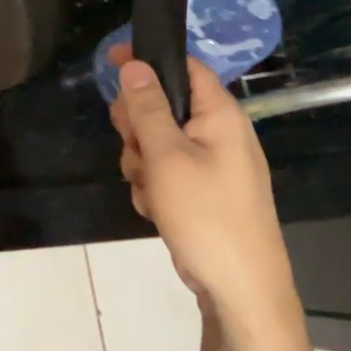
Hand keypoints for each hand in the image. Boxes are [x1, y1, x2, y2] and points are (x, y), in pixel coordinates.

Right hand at [108, 44, 297, 320]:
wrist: (240, 290)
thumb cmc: (206, 215)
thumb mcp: (166, 156)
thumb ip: (147, 108)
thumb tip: (134, 64)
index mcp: (220, 116)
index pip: (185, 66)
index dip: (148, 60)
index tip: (110, 61)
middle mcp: (219, 134)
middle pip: (163, 106)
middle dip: (138, 127)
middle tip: (134, 147)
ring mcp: (212, 165)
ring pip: (157, 143)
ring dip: (142, 163)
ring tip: (152, 190)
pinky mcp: (203, 192)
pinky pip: (166, 173)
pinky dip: (154, 187)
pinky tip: (158, 210)